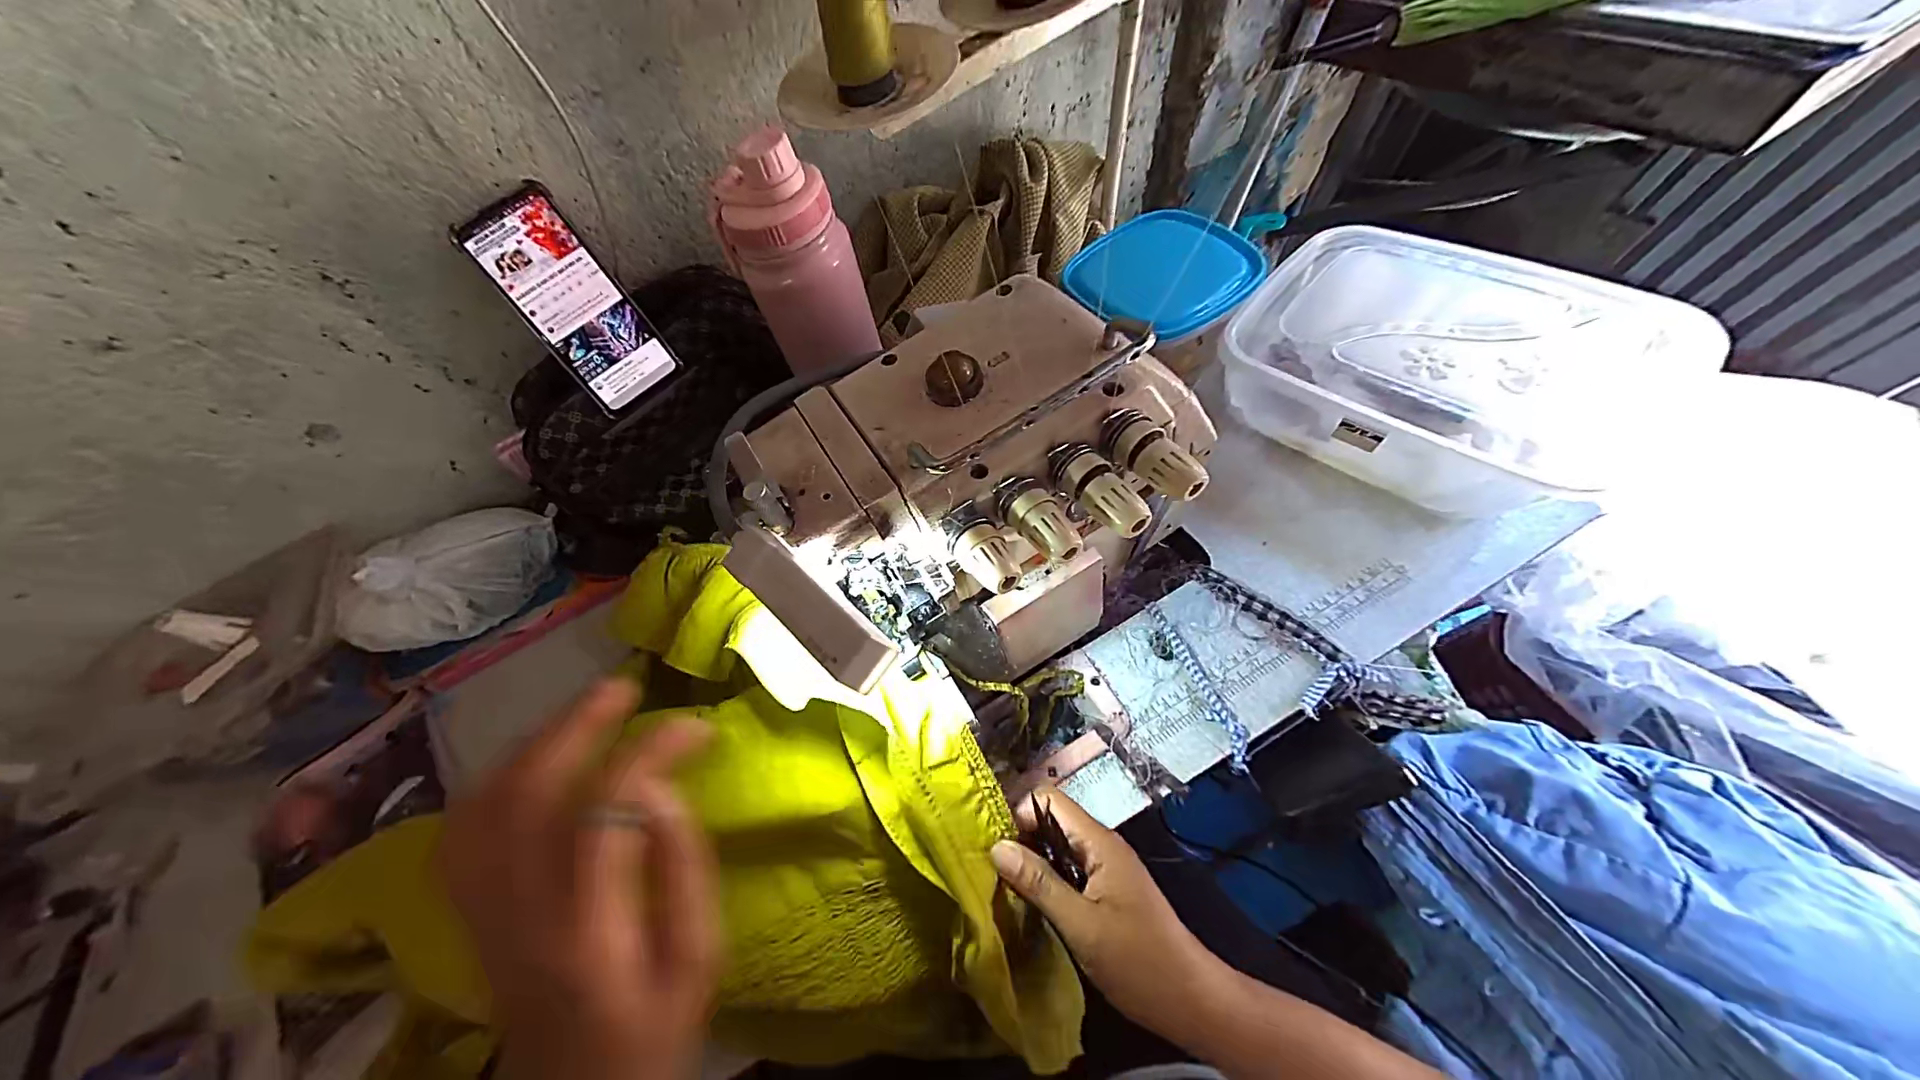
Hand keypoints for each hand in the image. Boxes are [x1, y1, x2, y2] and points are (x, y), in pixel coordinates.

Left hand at [439, 678, 717, 1079]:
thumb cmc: (652, 1029)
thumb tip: (661, 787)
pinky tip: (534, 760)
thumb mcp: (698, 959)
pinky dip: (497, 780)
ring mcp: (480, 918)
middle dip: (575, 726)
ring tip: (584, 711)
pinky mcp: (468, 919)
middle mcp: (517, 918)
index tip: (696, 727)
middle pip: (524, 798)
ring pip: (482, 807)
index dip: (649, 752)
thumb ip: (683, 870)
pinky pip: (462, 832)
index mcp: (587, 931)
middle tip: (623, 686)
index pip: (603, 814)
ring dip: (533, 744)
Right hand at [990, 786, 1215, 1025]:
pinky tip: (1031, 903)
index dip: (1018, 814)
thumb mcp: (1082, 924)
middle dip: (1020, 838)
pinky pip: (1068, 870)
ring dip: (1031, 862)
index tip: (995, 847)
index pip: (1048, 799)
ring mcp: (1105, 868)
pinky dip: (1047, 880)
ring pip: (1058, 847)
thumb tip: (996, 847)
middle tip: (994, 870)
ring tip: (1005, 887)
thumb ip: (1039, 883)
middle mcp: (1101, 846)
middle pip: (1050, 821)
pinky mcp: (1106, 890)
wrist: (1191, 1000)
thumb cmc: (1139, 961)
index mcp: (1099, 842)